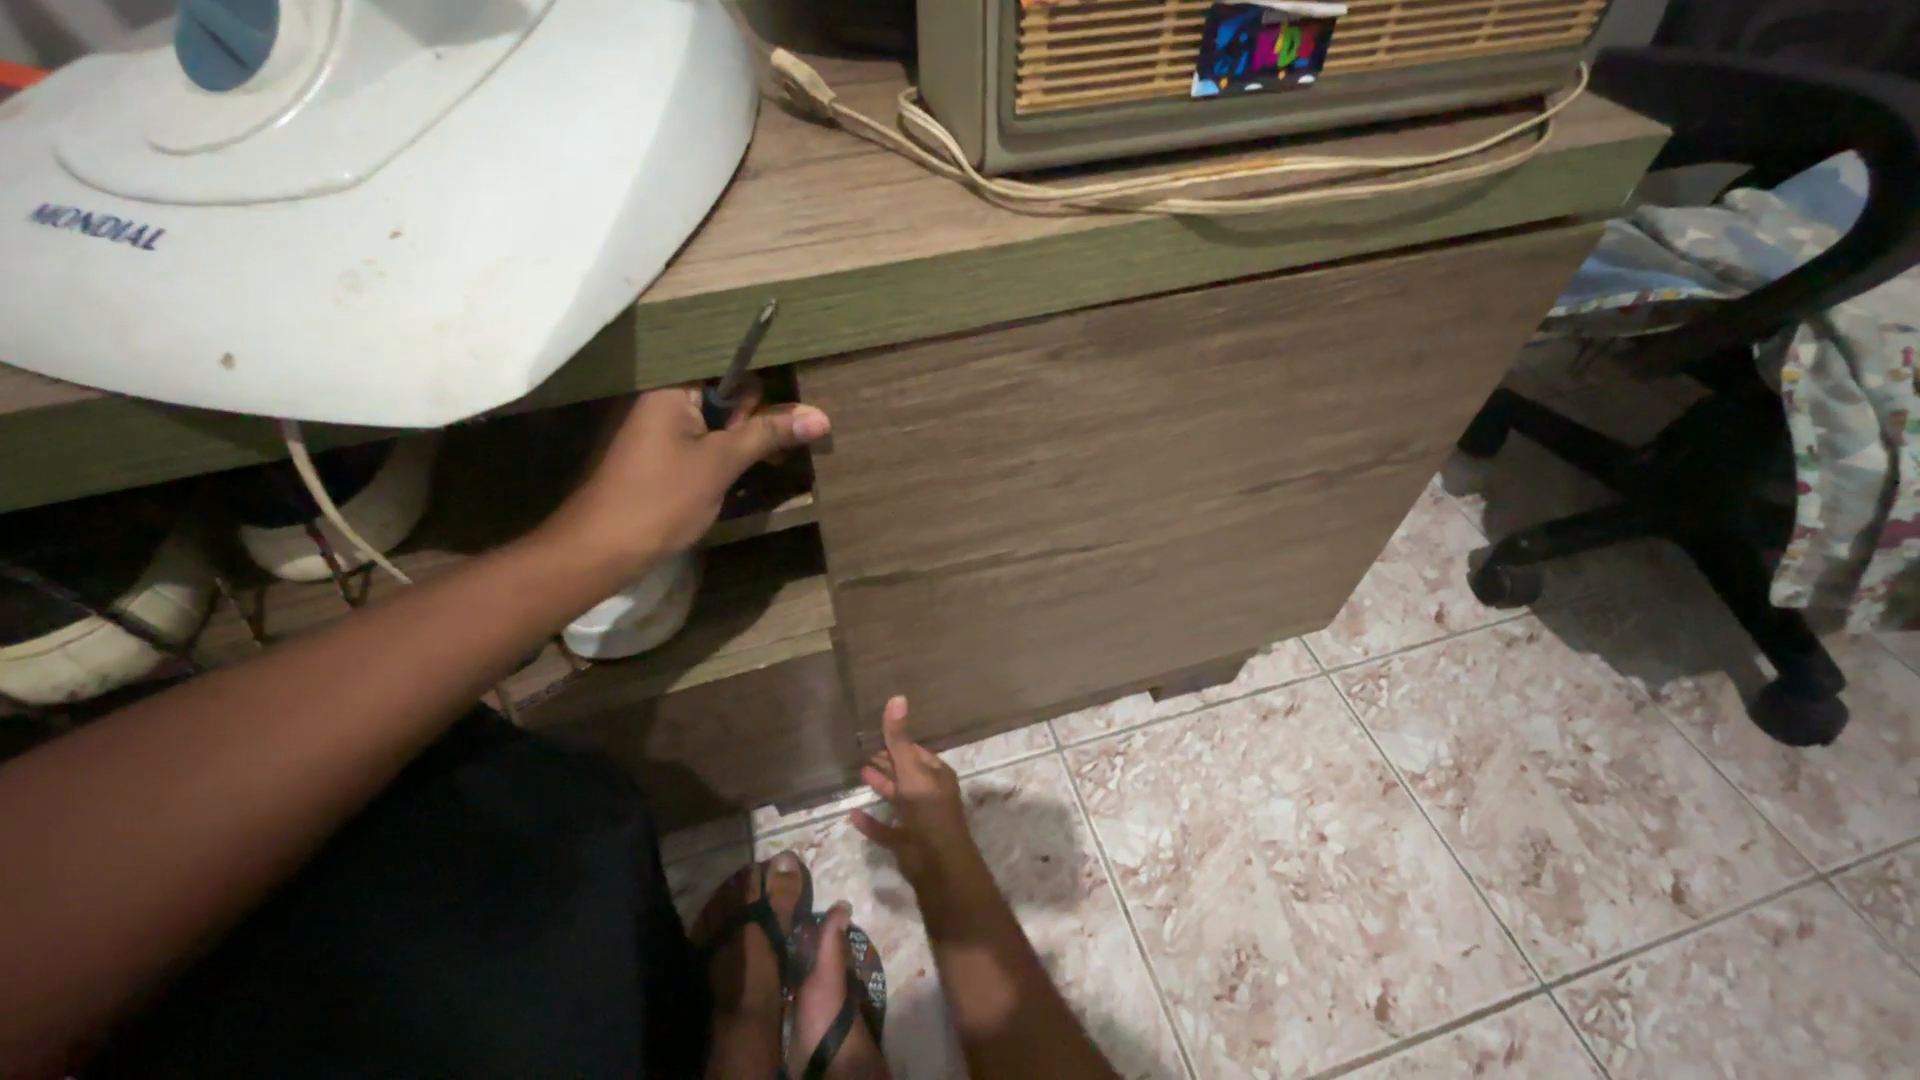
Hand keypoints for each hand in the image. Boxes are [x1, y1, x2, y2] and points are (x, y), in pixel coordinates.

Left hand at [539, 385, 829, 576]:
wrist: (602, 549)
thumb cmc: (662, 499)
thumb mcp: (721, 463)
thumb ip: (769, 434)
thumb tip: (820, 416)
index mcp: (674, 390)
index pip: (731, 373)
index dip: (765, 392)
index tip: (799, 414)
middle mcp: (666, 403)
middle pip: (727, 399)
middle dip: (760, 421)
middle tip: (792, 447)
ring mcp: (662, 433)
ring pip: (719, 427)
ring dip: (747, 444)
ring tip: (778, 463)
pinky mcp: (663, 461)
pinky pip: (704, 447)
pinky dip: (728, 460)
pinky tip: (750, 476)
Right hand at [851, 697, 982, 888]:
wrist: (938, 865)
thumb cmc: (929, 812)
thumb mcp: (912, 771)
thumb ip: (899, 740)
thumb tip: (897, 698)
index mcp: (936, 776)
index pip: (916, 753)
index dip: (898, 745)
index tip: (877, 737)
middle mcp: (929, 795)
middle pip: (906, 775)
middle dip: (888, 763)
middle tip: (864, 753)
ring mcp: (918, 820)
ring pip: (897, 799)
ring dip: (881, 787)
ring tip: (859, 775)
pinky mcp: (906, 843)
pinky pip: (886, 828)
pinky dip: (871, 822)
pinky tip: (853, 815)